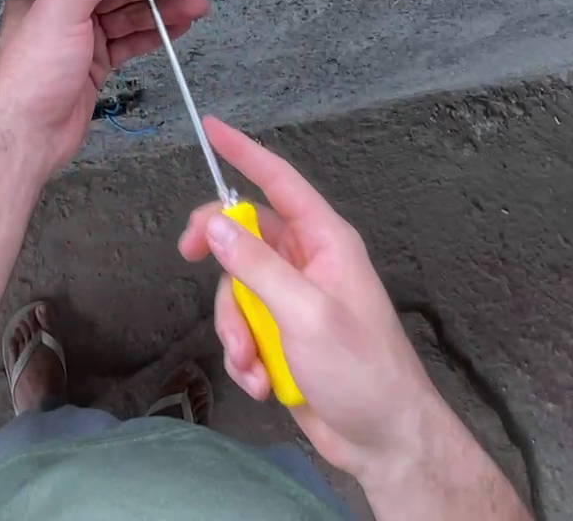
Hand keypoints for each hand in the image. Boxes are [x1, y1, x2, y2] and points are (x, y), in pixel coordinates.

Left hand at [0, 0, 207, 174]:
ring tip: (198, 3)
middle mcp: (63, 9)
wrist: (30, 130)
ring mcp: (81, 37)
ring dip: (164, 8)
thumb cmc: (34, 68)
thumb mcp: (62, 6)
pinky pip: (131, 41)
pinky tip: (180, 25)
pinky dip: (155, 32)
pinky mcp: (96, 64)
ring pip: (130, 15)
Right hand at [178, 118, 518, 515]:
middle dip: (218, 253)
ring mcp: (291, 298)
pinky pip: (242, 325)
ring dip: (234, 327)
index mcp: (324, 240)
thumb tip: (216, 223)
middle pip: (244, 233)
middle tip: (189, 255)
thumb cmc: (361, 369)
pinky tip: (260, 382)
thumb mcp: (307, 314)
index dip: (244, 152)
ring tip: (250, 362)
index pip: (279, 181)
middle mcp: (305, 261)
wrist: (383, 443)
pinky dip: (242, 354)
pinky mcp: (279, 333)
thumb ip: (258, 266)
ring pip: (236, 285)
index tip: (212, 129)